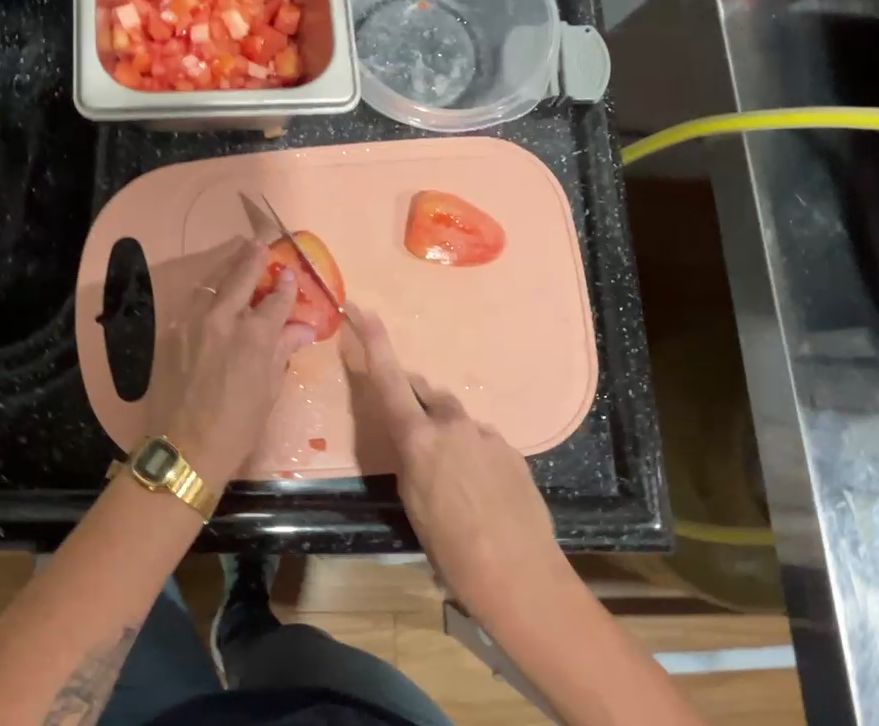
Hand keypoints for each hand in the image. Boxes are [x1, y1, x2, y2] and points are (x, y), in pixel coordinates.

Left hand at [141, 241, 317, 489]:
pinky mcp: (172, 333)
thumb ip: (283, 351)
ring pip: (211, 284)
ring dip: (226, 268)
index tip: (291, 273)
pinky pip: (192, 303)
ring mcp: (192, 323)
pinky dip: (206, 293)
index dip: (286, 286)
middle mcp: (222, 319)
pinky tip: (212, 291)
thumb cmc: (237, 426)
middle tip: (260, 242)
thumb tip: (303, 329)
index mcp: (254, 336)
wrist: (185, 448)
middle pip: (240, 278)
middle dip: (253, 258)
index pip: (276, 300)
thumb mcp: (269, 390)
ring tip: (237, 255)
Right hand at [344, 306, 571, 627]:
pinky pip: (482, 442)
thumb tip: (416, 442)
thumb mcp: (412, 502)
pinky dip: (473, 456)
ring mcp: (486, 435)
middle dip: (416, 402)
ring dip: (447, 435)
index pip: (388, 377)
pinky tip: (480, 492)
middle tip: (412, 434)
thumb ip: (411, 459)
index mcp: (417, 437)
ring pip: (457, 422)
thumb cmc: (450, 547)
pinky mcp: (511, 450)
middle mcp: (451, 425)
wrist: (518, 572)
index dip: (372, 339)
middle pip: (427, 395)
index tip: (361, 307)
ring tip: (451, 481)